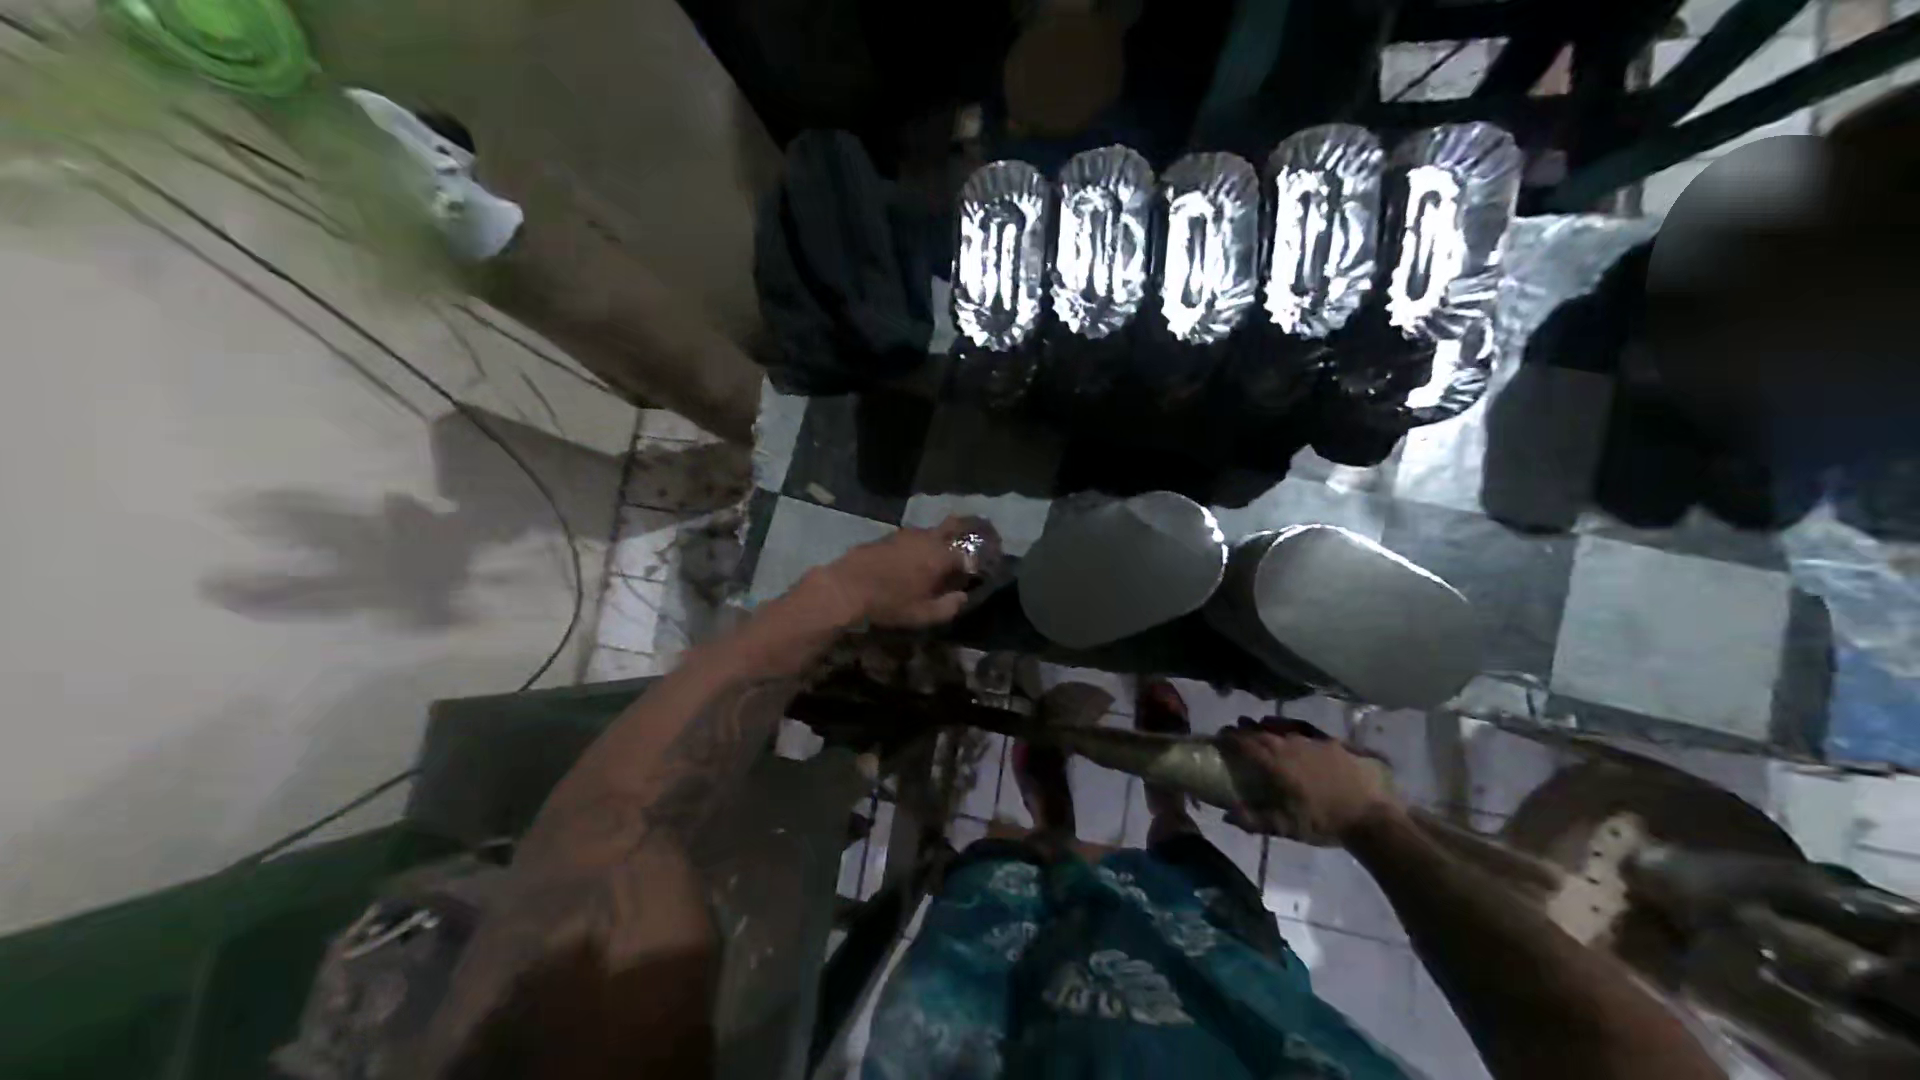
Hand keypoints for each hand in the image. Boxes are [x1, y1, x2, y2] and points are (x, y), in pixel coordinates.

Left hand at [805, 517, 984, 628]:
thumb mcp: (923, 615)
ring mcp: (906, 534)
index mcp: (941, 556)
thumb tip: (963, 597)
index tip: (977, 572)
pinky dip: (919, 545)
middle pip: (954, 526)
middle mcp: (928, 538)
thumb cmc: (889, 603)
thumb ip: (949, 606)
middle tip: (970, 542)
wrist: (846, 587)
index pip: (969, 555)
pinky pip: (913, 538)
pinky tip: (911, 560)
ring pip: (932, 532)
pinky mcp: (888, 535)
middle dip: (966, 532)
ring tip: (937, 558)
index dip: (976, 563)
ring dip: (939, 540)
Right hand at [1221, 718, 1399, 845]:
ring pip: (1281, 729)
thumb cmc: (1325, 823)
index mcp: (1275, 764)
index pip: (1244, 743)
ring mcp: (1312, 741)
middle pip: (1260, 732)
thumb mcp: (1287, 828)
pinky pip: (1304, 729)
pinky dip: (1291, 728)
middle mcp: (1289, 745)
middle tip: (1233, 731)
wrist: (1373, 818)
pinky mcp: (1331, 742)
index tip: (1218, 738)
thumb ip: (1255, 820)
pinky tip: (1290, 730)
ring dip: (1265, 727)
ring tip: (1257, 725)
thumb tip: (1226, 814)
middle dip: (1244, 731)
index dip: (1229, 739)